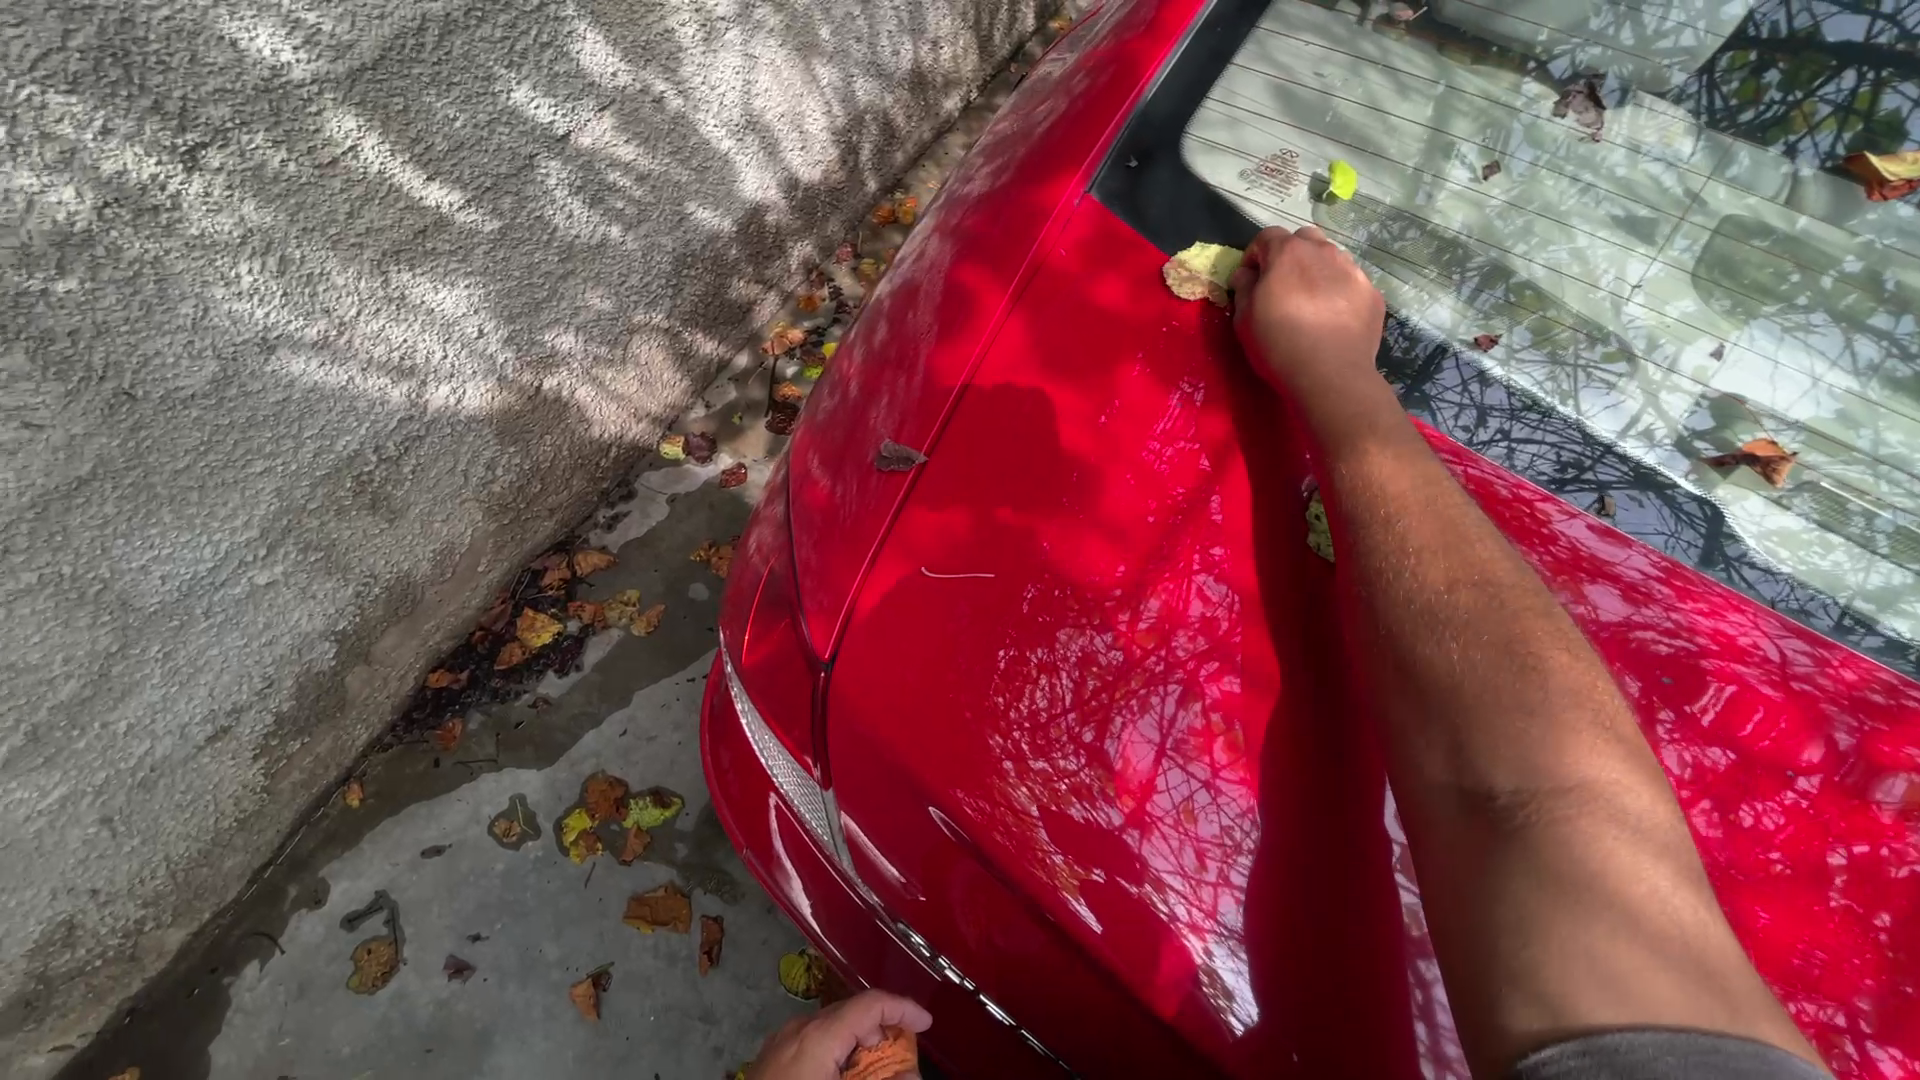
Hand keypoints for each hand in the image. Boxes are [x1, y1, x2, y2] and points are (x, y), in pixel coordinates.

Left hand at [746, 990, 931, 1079]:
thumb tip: (911, 1075)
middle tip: (905, 1054)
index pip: (870, 1004)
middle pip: (852, 1012)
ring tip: (875, 1070)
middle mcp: (799, 1028)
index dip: (903, 1009)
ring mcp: (781, 1042)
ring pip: (832, 1026)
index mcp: (819, 1036)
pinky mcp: (770, 1058)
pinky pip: (813, 1041)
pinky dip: (837, 1051)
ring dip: (860, 1041)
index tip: (927, 1024)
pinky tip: (843, 1075)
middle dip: (883, 1028)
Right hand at [1229, 225, 1385, 403]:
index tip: (1250, 279)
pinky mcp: (1371, 293)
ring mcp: (1353, 270)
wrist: (1330, 374)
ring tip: (1309, 303)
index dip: (1254, 255)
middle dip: (1289, 255)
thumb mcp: (1243, 319)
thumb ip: (1243, 288)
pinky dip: (1337, 292)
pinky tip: (1331, 319)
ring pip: (1330, 258)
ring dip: (1316, 272)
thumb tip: (1247, 275)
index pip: (1267, 236)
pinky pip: (1350, 283)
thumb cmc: (1278, 344)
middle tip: (1281, 286)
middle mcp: (1324, 252)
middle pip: (1304, 239)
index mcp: (1288, 254)